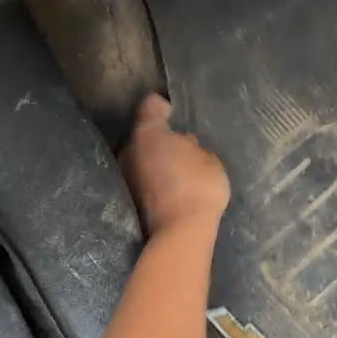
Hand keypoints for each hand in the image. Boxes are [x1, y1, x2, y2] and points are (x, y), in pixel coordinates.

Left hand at [119, 94, 229, 236]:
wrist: (180, 232)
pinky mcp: (129, 199)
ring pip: (142, 159)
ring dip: (156, 162)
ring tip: (177, 174)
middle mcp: (130, 148)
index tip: (176, 116)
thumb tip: (184, 145)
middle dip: (161, 139)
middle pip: (145, 135)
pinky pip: (144, 181)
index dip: (165, 107)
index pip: (152, 105)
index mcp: (149, 131)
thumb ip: (195, 147)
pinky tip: (171, 191)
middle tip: (183, 150)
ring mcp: (126, 175)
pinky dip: (154, 183)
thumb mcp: (210, 161)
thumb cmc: (198, 187)